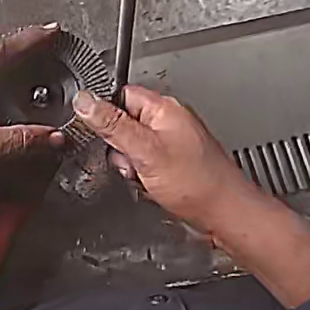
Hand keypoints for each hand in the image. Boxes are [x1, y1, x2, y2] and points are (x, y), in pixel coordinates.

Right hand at [71, 84, 265, 233]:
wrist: (224, 213)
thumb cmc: (196, 183)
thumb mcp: (144, 150)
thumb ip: (112, 124)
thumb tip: (84, 101)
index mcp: (164, 108)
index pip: (121, 95)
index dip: (106, 114)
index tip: (103, 133)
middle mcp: (169, 121)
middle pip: (123, 123)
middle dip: (118, 147)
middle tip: (131, 162)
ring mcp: (172, 142)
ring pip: (131, 147)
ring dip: (130, 164)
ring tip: (144, 176)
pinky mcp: (173, 162)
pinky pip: (143, 163)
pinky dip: (142, 175)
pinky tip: (151, 184)